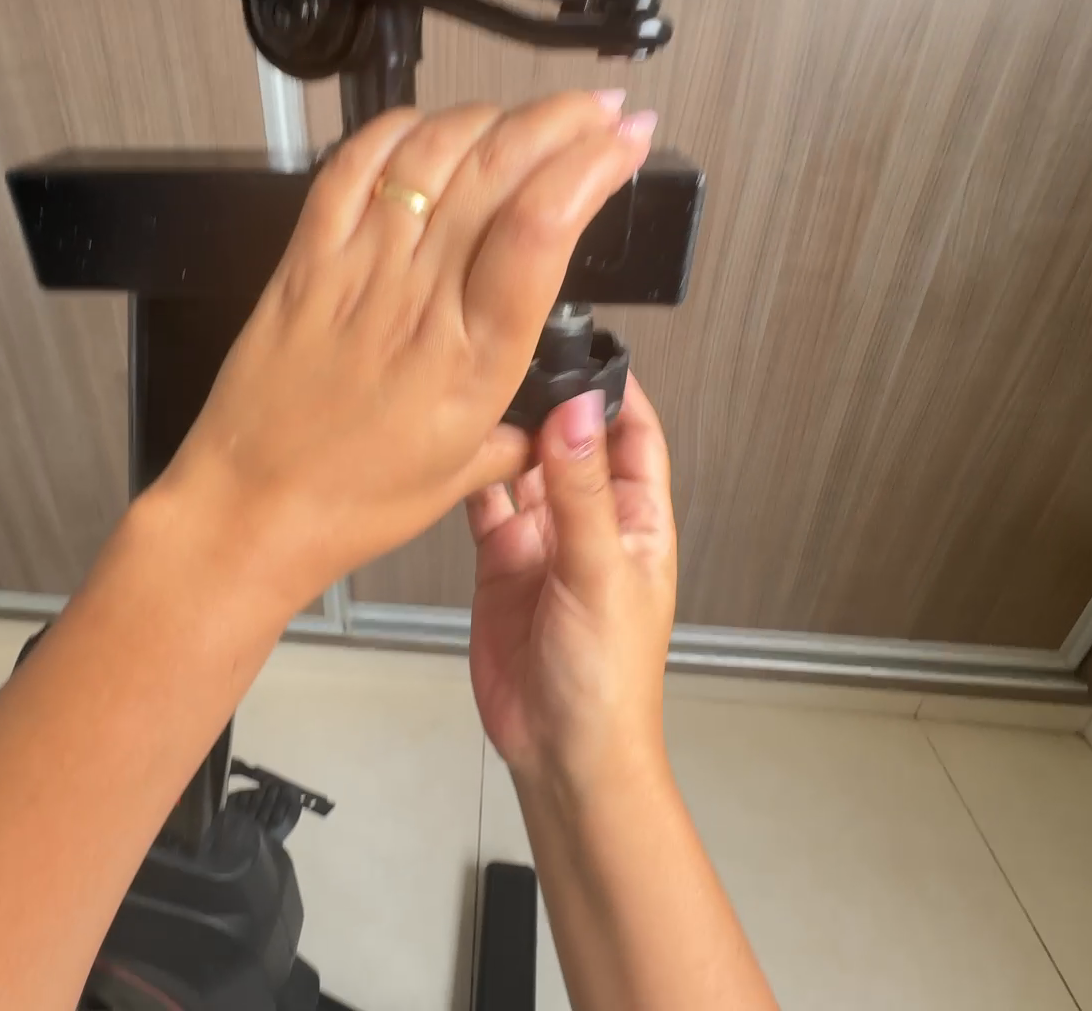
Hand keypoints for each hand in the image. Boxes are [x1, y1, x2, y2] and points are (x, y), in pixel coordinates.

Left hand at [157, 92, 655, 604]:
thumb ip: (514, 440)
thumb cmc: (346, 502)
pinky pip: (350, 167)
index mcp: (472, 362)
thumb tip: (546, 423)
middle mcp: (419, 302)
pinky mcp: (307, 262)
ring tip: (522, 118)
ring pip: (432, 152)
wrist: (251, 506)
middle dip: (564, 120)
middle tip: (595, 114)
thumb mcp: (457, 480)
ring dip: (491, 115)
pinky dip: (394, 130)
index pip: (543, 228)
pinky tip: (424, 127)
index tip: (624, 143)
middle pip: (499, 169)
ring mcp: (358, 272)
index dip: (594, 165)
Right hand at [465, 375, 676, 781]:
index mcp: (637, 518)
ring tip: (477, 391)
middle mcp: (589, 520)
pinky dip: (472, 479)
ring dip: (508, 436)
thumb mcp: (600, 574)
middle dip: (550, 404)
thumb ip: (583, 494)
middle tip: (512, 357)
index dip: (615, 391)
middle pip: (571, 444)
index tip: (583, 345)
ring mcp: (541, 538)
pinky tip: (454, 449)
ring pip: (524, 469)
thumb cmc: (608, 673)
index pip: (633, 435)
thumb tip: (577, 413)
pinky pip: (484, 506)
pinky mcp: (500, 559)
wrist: (560, 746)